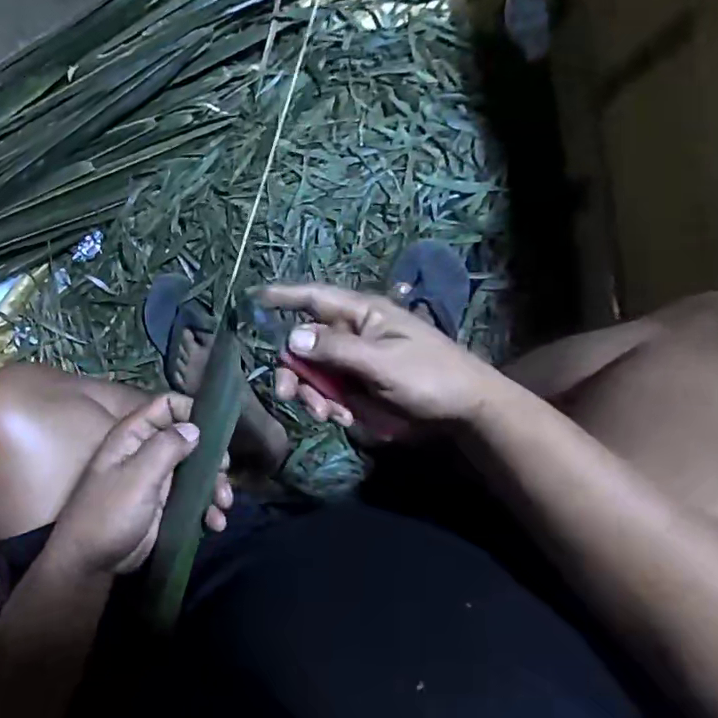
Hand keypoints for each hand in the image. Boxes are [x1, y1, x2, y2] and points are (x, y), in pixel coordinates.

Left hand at [46, 393, 233, 576]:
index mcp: (133, 436)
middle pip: (188, 437)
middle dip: (211, 455)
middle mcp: (147, 451)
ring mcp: (158, 478)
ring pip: (196, 469)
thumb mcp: (137, 477)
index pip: (166, 405)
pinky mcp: (166, 504)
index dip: (191, 410)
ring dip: (214, 485)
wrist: (91, 563)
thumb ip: (166, 448)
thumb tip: (195, 427)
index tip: (215, 429)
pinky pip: (194, 497)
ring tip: (223, 504)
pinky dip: (208, 507)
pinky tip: (215, 522)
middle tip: (223, 473)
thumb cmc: (109, 513)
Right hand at [260, 283, 502, 426]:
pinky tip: (343, 420)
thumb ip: (336, 350)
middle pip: (303, 343)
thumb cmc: (430, 375)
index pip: (313, 298)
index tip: (252, 298)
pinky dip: (327, 407)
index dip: (282, 297)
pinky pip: (326, 392)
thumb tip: (291, 337)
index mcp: (360, 314)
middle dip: (294, 370)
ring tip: (328, 416)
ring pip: (311, 372)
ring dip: (311, 394)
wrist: (466, 412)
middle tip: (288, 395)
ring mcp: (352, 361)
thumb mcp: (382, 362)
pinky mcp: (356, 387)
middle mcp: (351, 333)